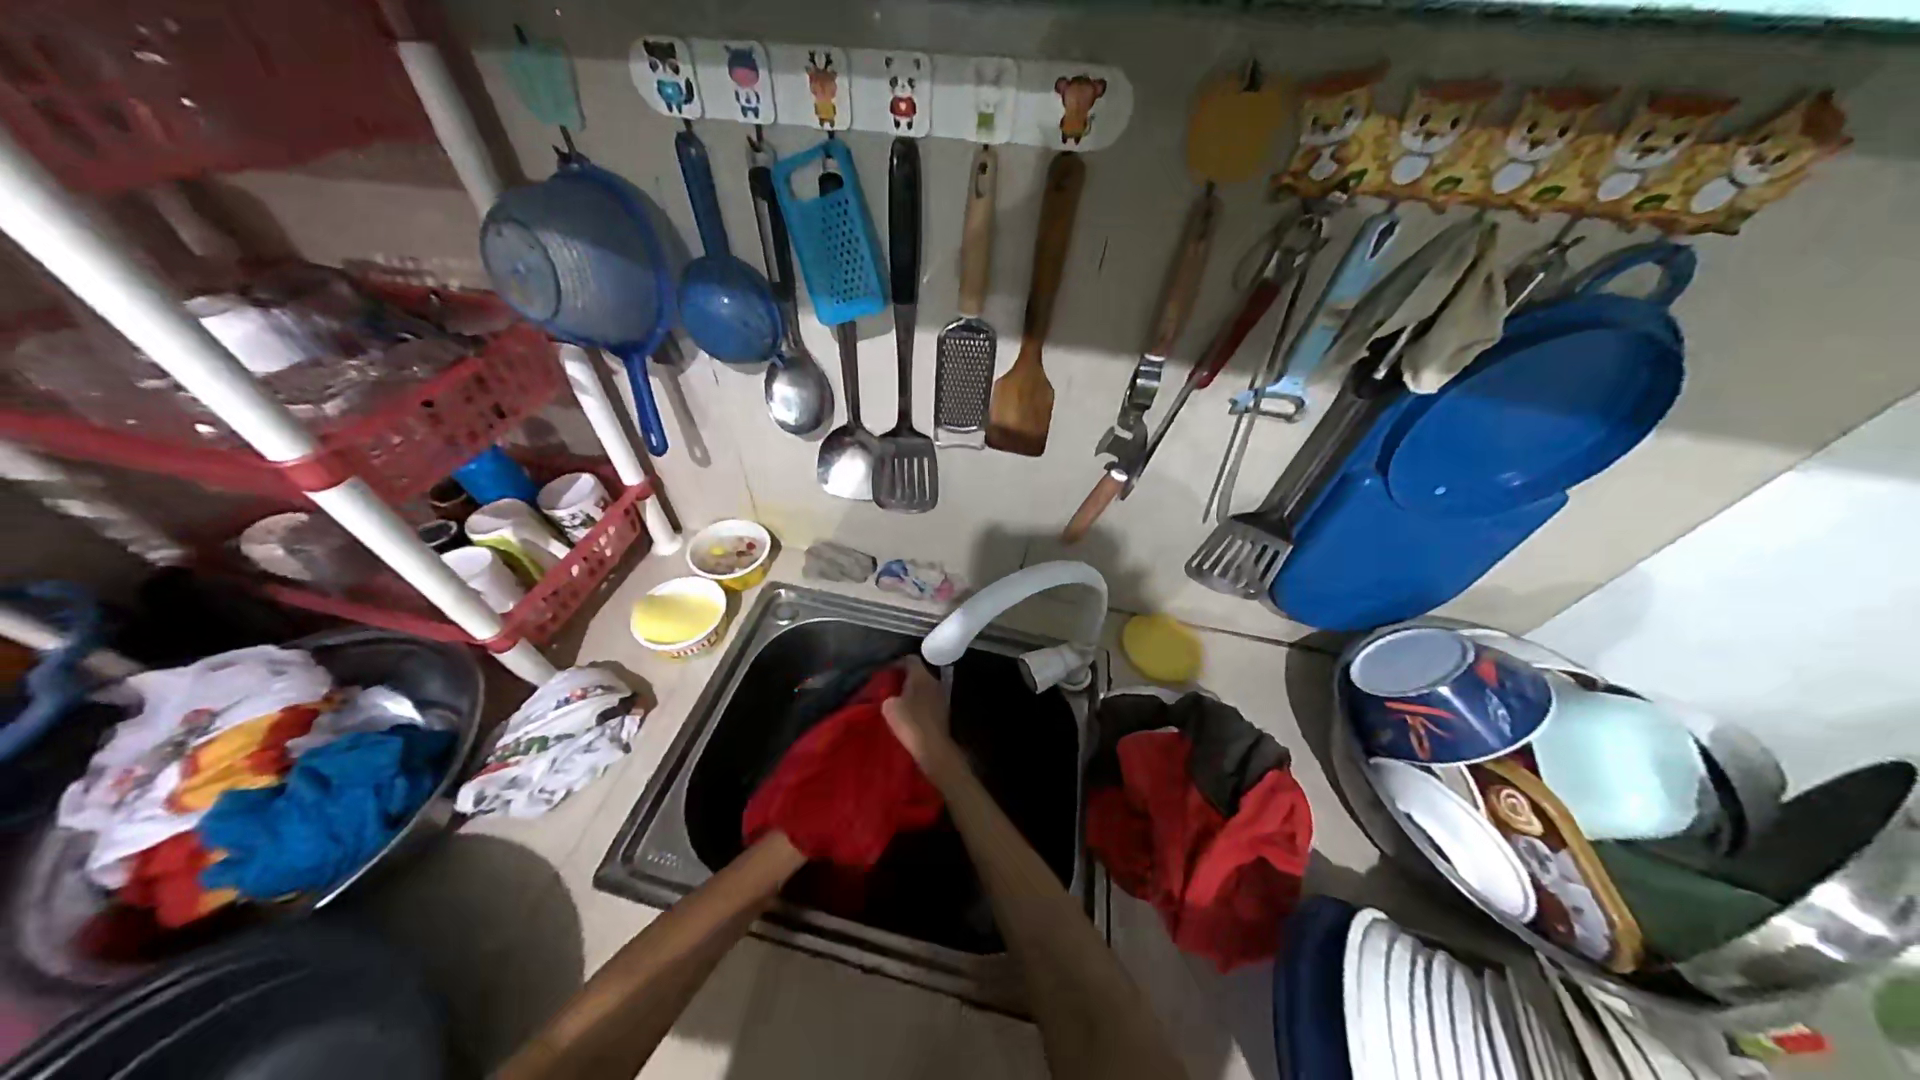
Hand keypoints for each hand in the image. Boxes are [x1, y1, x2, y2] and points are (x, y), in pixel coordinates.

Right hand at [881, 659, 953, 768]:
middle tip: (891, 685)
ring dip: (913, 690)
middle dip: (905, 677)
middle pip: (919, 672)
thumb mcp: (889, 707)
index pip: (910, 659)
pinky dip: (920, 701)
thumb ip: (889, 695)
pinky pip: (929, 699)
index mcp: (921, 676)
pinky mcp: (944, 710)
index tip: (886, 671)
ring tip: (899, 699)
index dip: (897, 662)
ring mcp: (942, 696)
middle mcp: (935, 681)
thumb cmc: (910, 722)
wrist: (932, 747)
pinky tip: (910, 712)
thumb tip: (893, 696)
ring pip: (925, 686)